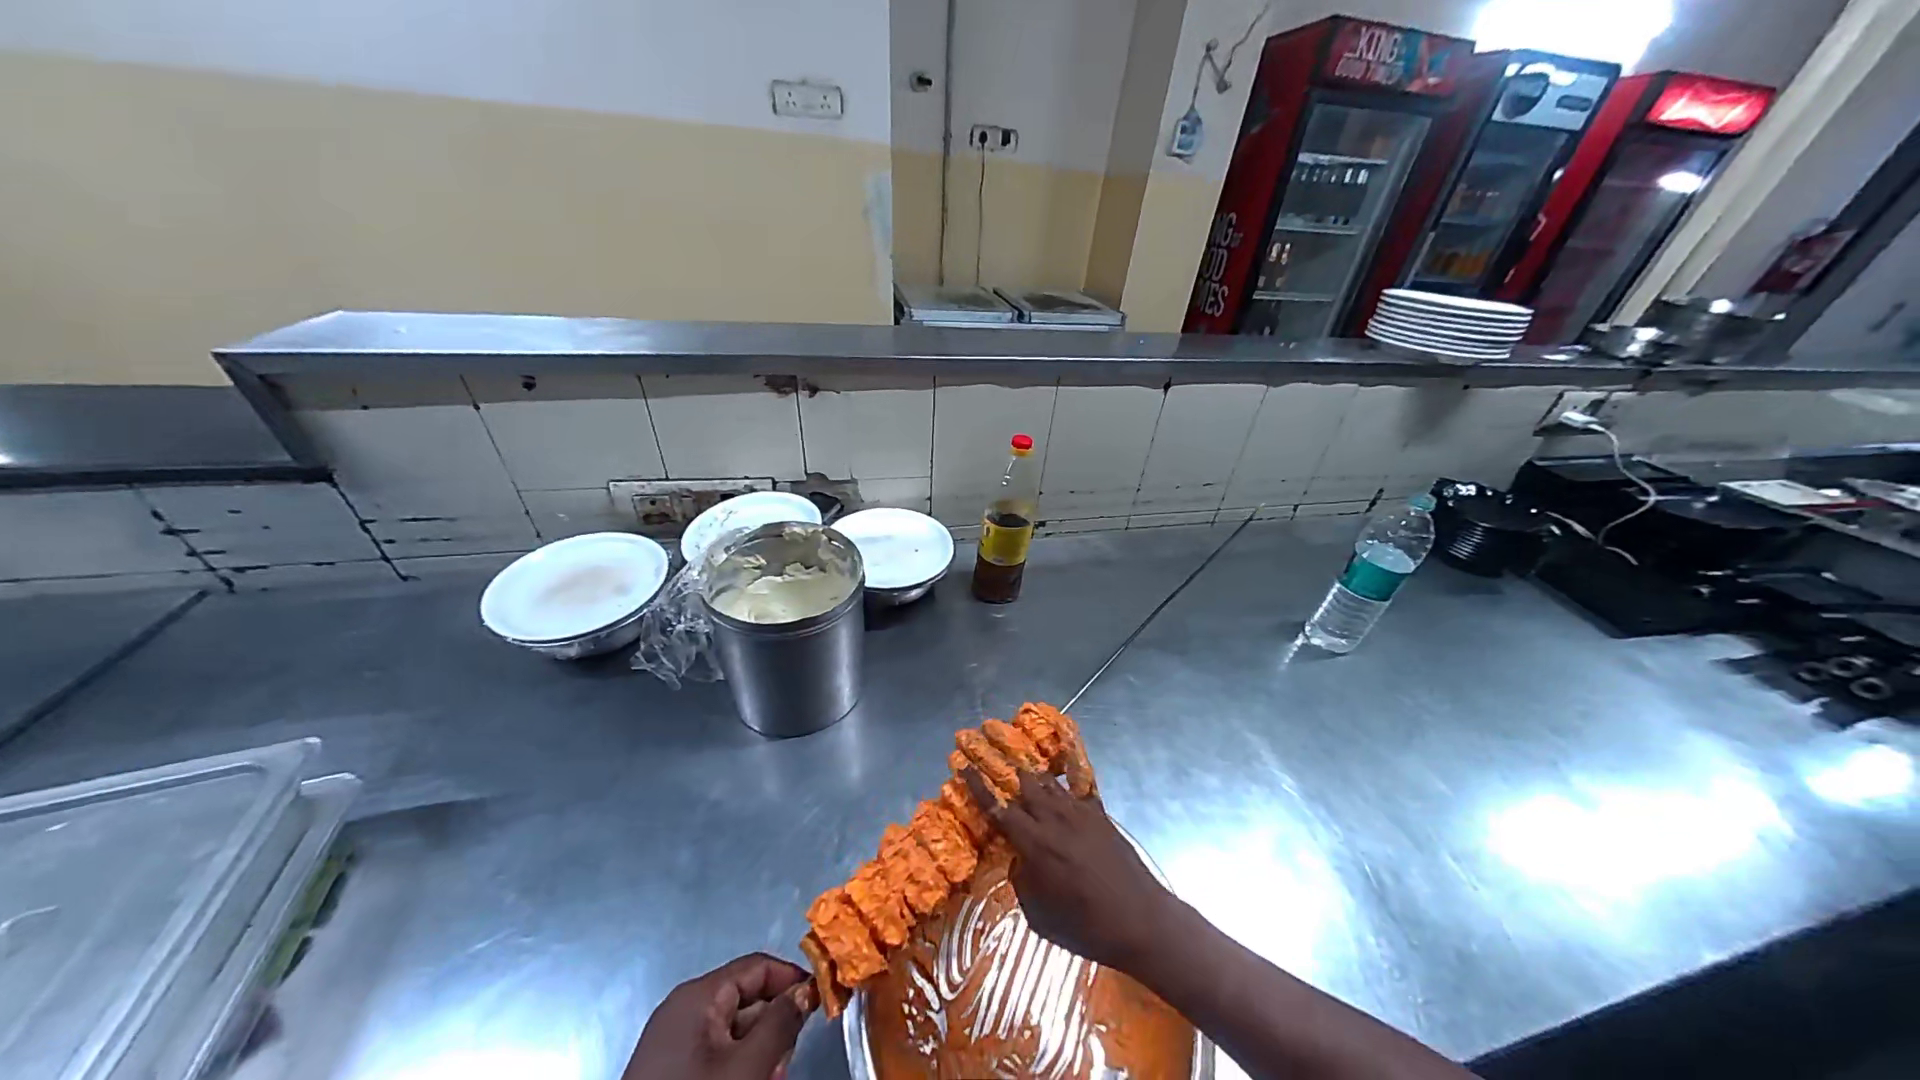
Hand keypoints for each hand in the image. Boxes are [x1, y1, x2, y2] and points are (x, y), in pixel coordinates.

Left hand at [622, 953, 815, 1079]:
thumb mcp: (747, 1067)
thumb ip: (781, 1023)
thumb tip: (804, 991)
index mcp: (700, 995)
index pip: (758, 967)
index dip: (792, 980)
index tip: (820, 1005)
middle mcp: (686, 1009)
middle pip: (748, 1001)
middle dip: (774, 1031)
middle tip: (783, 1068)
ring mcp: (675, 1041)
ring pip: (735, 1033)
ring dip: (759, 1056)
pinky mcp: (671, 1069)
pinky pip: (717, 1055)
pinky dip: (738, 1069)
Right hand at [963, 767, 1178, 972]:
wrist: (1141, 921)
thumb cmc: (1085, 926)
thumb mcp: (1038, 915)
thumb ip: (1021, 880)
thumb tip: (1018, 860)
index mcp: (1034, 842)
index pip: (997, 807)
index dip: (978, 786)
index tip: (964, 767)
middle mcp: (1054, 819)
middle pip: (1025, 784)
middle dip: (1007, 772)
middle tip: (993, 764)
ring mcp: (1081, 814)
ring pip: (1050, 784)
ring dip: (1034, 778)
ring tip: (1023, 773)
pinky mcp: (1102, 816)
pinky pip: (1078, 791)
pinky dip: (1066, 786)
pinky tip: (1062, 785)